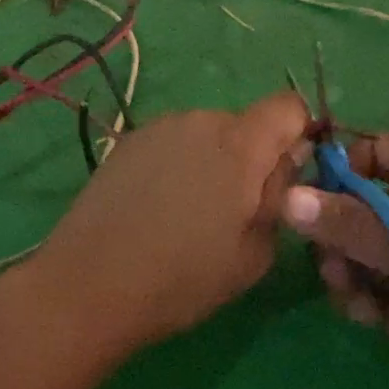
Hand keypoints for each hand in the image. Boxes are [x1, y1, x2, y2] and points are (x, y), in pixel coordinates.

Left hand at [19, 93, 311, 355]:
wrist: (90, 282)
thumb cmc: (183, 277)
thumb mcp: (254, 253)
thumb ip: (279, 197)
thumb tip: (286, 164)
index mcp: (240, 144)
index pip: (289, 107)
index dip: (297, 134)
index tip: (287, 177)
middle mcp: (201, 120)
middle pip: (245, 125)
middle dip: (252, 159)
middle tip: (235, 212)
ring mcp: (160, 127)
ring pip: (207, 135)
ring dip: (212, 162)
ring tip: (189, 216)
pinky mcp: (128, 141)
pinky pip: (173, 143)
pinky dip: (177, 166)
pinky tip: (157, 208)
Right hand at [281, 133, 388, 388]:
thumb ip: (352, 226)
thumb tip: (287, 198)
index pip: (380, 151)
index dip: (345, 169)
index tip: (312, 202)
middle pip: (369, 216)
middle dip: (351, 253)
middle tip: (340, 281)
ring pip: (379, 266)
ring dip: (374, 296)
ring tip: (382, 319)